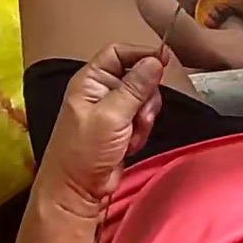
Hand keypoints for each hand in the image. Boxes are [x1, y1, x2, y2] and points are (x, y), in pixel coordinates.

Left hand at [35, 43, 168, 218]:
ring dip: (143, 118)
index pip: (119, 52)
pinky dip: (141, 132)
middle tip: (140, 115)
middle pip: (137, 76)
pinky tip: (129, 145)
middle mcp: (101, 90)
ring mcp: (111, 109)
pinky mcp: (121, 127)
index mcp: (91, 80)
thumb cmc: (85, 151)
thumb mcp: (112, 115)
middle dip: (145, 96)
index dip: (141, 53)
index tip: (164, 60)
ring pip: (144, 99)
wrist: (77, 190)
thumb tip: (155, 61)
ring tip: (130, 135)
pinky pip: (143, 119)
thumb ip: (135, 87)